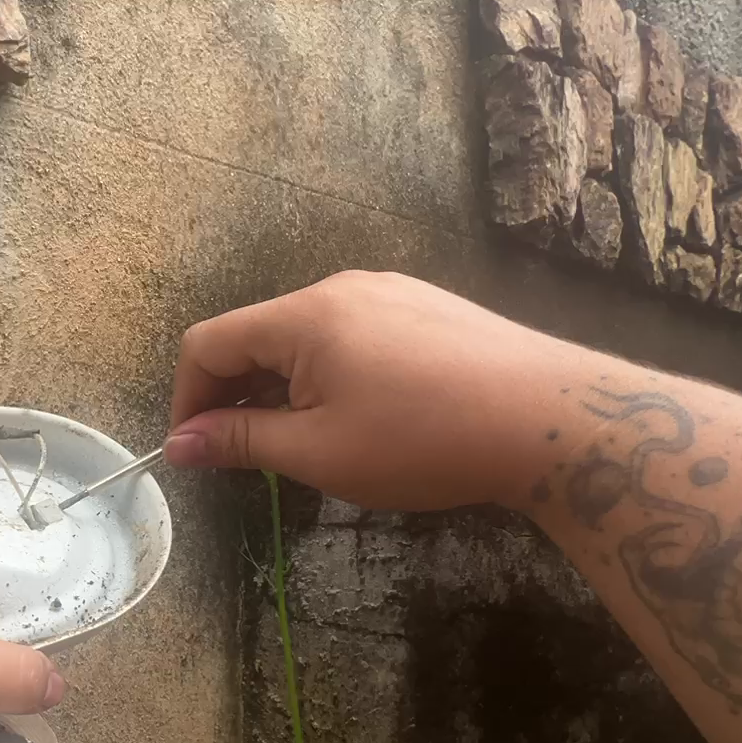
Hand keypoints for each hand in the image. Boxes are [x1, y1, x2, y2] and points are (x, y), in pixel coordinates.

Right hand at [164, 271, 604, 510]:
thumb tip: (177, 445)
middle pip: (249, 337)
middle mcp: (339, 289)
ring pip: (294, 338)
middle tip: (238, 452)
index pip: (206, 345)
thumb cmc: (422, 441)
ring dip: (271, 388)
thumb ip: (236, 441)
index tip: (196, 449)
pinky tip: (343, 413)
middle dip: (228, 395)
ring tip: (292, 438)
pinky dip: (315, 375)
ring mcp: (387, 293)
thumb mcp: (313, 451)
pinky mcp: (421, 309)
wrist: (564, 425)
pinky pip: (340, 335)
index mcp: (304, 317)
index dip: (186, 399)